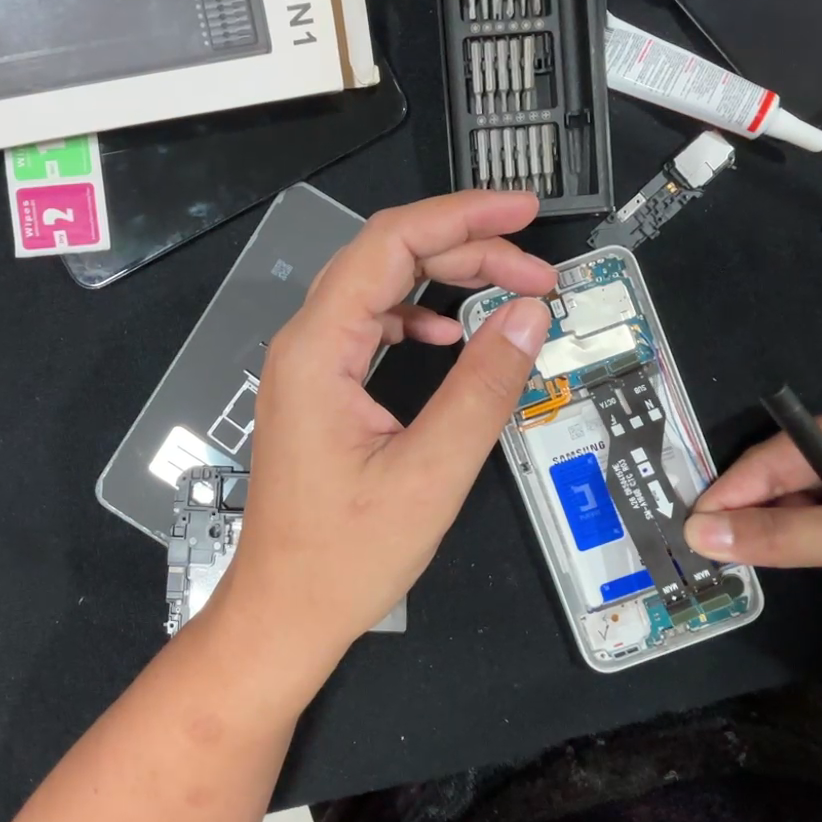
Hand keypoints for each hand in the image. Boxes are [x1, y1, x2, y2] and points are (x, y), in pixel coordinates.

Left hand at [212, 192, 555, 658]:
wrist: (284, 610)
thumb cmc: (345, 556)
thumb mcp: (430, 473)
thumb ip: (482, 387)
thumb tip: (529, 314)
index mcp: (319, 350)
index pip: (390, 243)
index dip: (462, 216)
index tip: (524, 211)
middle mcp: (305, 343)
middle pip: (385, 257)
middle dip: (465, 247)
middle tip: (537, 270)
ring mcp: (308, 365)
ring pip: (379, 288)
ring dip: (445, 279)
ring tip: (509, 292)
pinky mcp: (319, 389)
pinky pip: (370, 326)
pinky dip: (417, 316)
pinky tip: (449, 333)